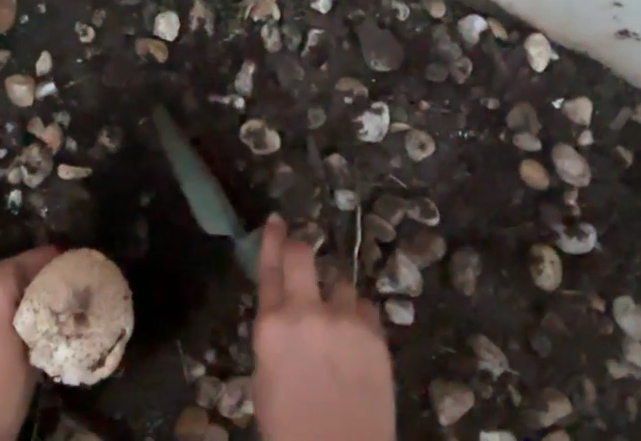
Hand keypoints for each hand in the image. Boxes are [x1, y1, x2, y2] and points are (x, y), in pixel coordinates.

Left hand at [0, 245, 59, 440]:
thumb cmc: (4, 390)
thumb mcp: (34, 343)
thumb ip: (39, 309)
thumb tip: (51, 293)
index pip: (31, 259)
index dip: (52, 262)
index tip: (67, 265)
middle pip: (2, 271)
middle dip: (21, 282)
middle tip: (40, 300)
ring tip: (9, 320)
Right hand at [253, 216, 396, 440]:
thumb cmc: (290, 427)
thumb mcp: (266, 378)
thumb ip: (274, 336)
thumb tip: (285, 314)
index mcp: (271, 325)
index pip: (269, 267)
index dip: (272, 239)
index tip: (278, 220)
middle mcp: (307, 312)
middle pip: (302, 254)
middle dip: (300, 245)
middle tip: (302, 247)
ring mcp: (344, 319)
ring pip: (341, 282)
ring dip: (336, 294)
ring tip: (337, 322)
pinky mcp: (375, 334)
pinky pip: (366, 308)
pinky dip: (360, 317)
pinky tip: (357, 339)